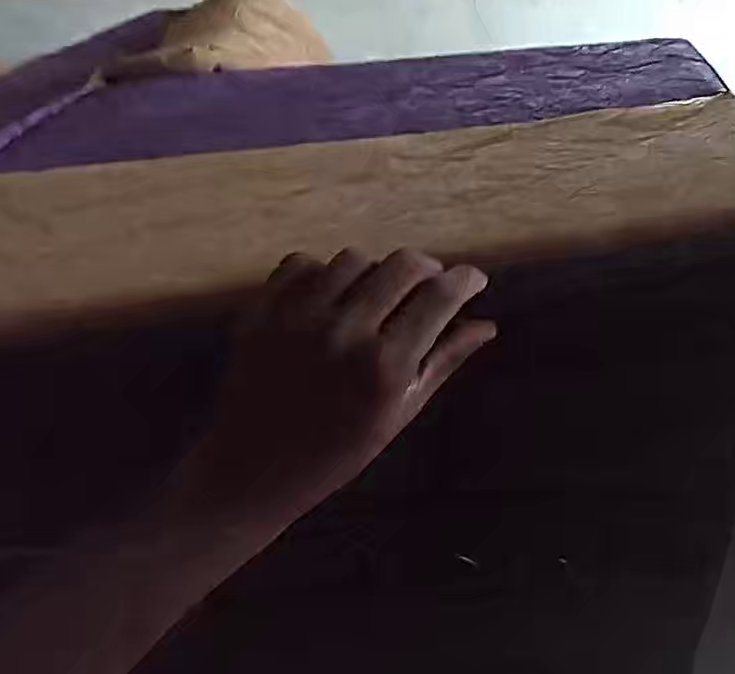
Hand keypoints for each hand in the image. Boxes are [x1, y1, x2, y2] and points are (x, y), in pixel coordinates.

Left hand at [170, 249, 494, 526]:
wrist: (246, 476)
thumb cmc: (338, 450)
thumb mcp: (401, 412)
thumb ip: (445, 361)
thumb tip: (488, 326)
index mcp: (385, 365)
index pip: (442, 295)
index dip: (467, 279)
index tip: (474, 280)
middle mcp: (344, 333)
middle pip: (405, 263)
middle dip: (429, 268)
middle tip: (428, 286)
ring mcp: (297, 320)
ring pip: (356, 258)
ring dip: (376, 271)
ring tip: (375, 296)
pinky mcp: (260, 315)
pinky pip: (302, 263)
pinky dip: (321, 273)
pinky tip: (329, 298)